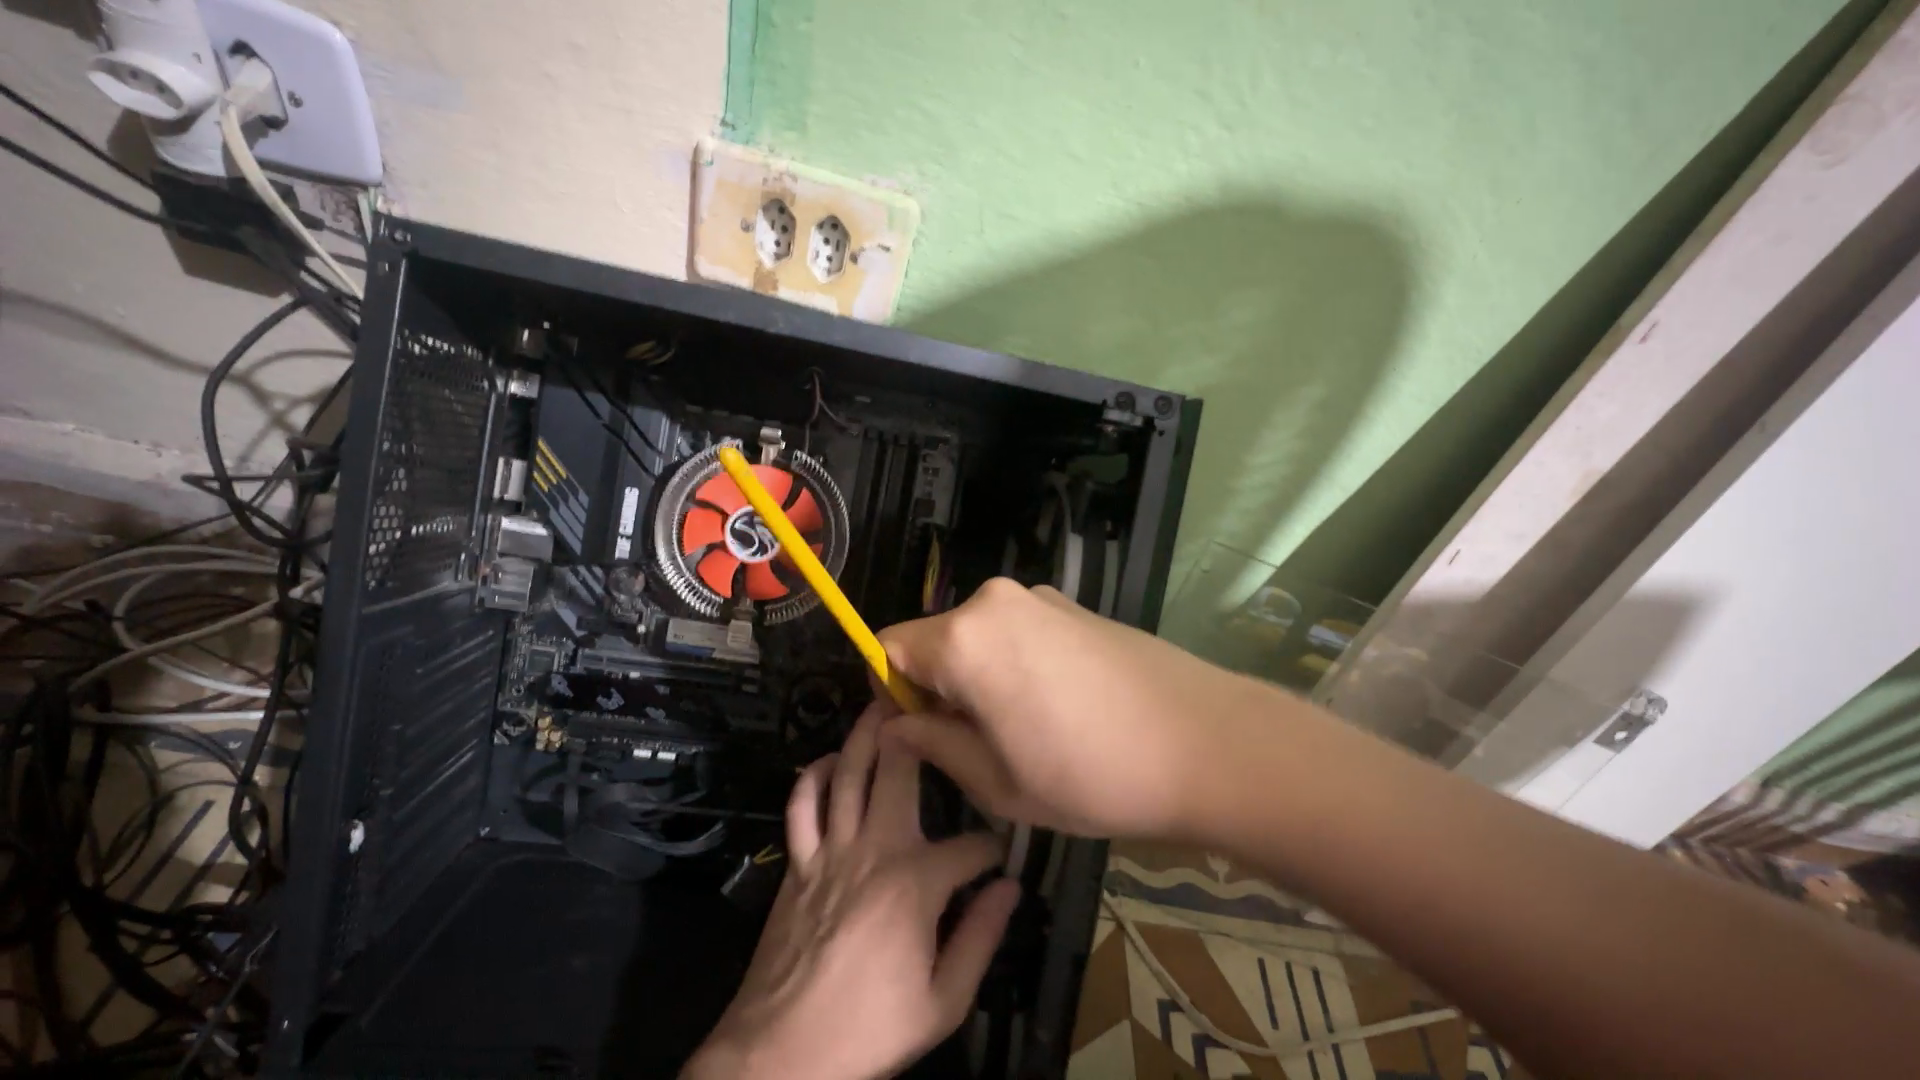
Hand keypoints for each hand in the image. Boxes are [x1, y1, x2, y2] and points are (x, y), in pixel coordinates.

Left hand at [685, 707, 1020, 1079]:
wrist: (782, 1054)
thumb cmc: (871, 1029)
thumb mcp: (944, 1000)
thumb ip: (981, 937)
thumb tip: (1009, 887)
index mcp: (917, 883)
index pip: (971, 846)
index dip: (993, 849)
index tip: (1001, 860)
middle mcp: (874, 850)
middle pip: (898, 771)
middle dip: (917, 731)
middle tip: (929, 699)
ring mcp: (829, 852)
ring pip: (847, 775)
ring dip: (863, 735)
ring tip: (879, 705)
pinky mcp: (797, 864)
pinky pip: (801, 806)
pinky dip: (810, 776)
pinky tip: (825, 761)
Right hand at [878, 577, 1269, 840]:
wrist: (1206, 743)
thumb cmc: (1091, 774)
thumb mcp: (997, 781)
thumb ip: (933, 744)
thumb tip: (896, 725)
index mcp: (964, 638)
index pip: (887, 648)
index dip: (889, 693)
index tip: (919, 735)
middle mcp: (994, 602)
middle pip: (934, 640)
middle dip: (937, 689)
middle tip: (975, 747)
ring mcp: (1040, 598)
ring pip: (978, 637)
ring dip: (979, 679)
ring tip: (1024, 733)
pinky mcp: (1076, 606)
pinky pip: (1017, 632)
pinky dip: (1015, 665)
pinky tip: (1059, 710)